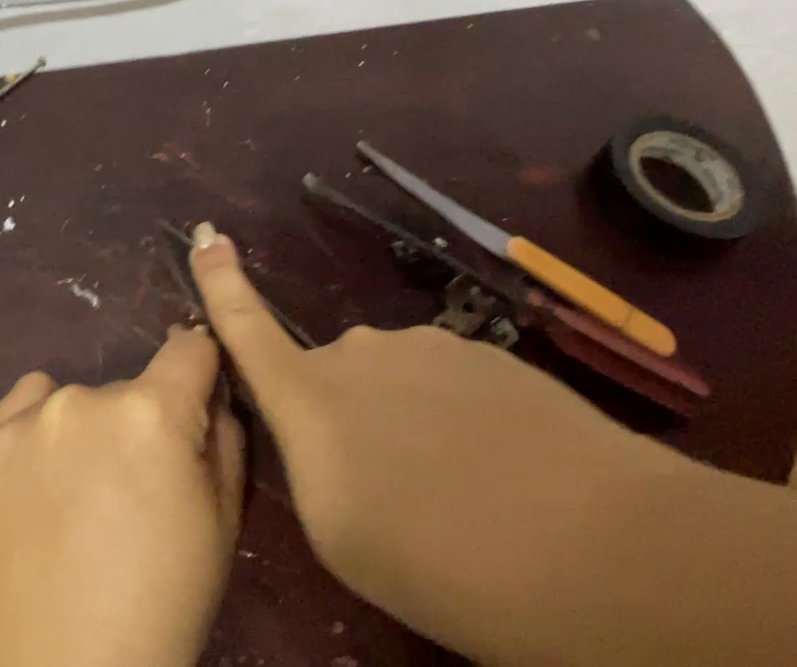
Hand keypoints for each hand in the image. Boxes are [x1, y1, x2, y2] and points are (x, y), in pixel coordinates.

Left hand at [0, 325, 245, 666]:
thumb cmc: (154, 611)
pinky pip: (28, 406)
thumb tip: (210, 399)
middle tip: (137, 496)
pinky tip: (41, 484)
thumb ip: (225, 443)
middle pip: (135, 389)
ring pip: (82, 403)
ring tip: (80, 503)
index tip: (199, 411)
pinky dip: (44, 428)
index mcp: (152, 414)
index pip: (191, 349)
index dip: (203, 376)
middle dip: (146, 426)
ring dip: (93, 432)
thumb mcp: (220, 531)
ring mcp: (27, 422)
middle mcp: (86, 399)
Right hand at [187, 222, 694, 663]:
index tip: (208, 236)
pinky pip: (446, 384)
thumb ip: (315, 463)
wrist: (589, 542)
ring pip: (395, 383)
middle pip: (334, 379)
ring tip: (457, 497)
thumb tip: (328, 424)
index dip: (222, 285)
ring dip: (407, 426)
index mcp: (311, 400)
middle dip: (346, 423)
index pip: (250, 332)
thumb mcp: (343, 536)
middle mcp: (362, 355)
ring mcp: (430, 347)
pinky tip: (499, 473)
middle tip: (393, 499)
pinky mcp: (488, 354)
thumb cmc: (439, 561)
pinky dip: (455, 421)